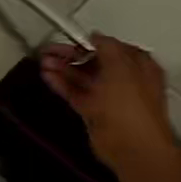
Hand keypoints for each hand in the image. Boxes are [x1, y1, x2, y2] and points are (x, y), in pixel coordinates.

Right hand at [39, 34, 180, 174]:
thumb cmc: (130, 102)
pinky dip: (62, 84)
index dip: (92, 42)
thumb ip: (107, 47)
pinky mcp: (93, 111)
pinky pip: (75, 93)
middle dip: (71, 55)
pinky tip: (47, 76)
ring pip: (82, 77)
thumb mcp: (122, 66)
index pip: (113, 47)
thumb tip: (95, 36)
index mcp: (138, 66)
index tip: (72, 38)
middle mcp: (124, 79)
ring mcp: (107, 97)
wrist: (131, 145)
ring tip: (42, 61)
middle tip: (48, 50)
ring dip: (63, 68)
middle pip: (94, 62)